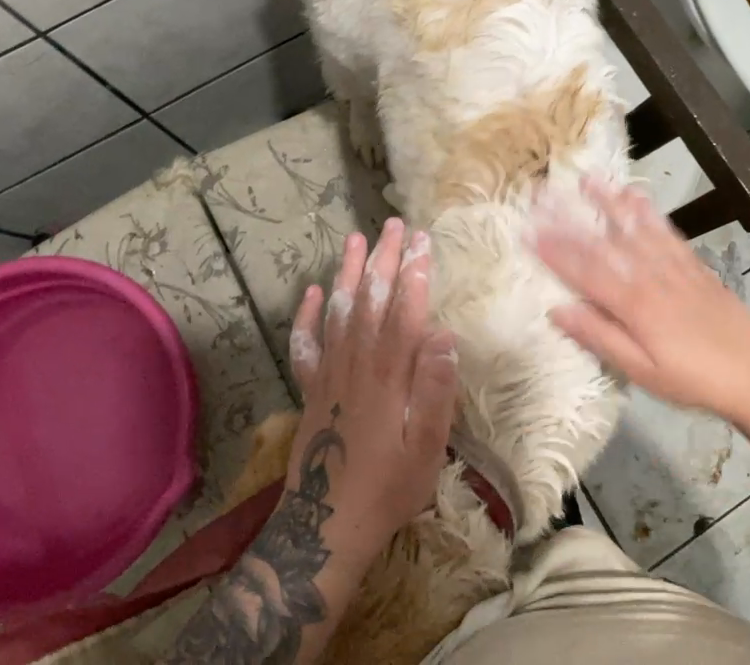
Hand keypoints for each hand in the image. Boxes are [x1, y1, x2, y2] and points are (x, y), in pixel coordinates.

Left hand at [284, 217, 459, 562]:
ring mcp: (329, 373)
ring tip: (356, 239)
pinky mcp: (311, 389)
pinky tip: (311, 291)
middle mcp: (357, 364)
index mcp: (390, 375)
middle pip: (371, 300)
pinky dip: (306, 314)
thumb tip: (444, 333)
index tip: (424, 240)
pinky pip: (305, 343)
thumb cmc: (389, 487)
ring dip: (347, 273)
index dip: (415, 273)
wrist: (326, 524)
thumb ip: (435, 389)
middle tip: (395, 225)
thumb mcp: (427, 447)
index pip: (405, 311)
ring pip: (338, 311)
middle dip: (384, 260)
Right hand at [530, 178, 749, 415]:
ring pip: (636, 229)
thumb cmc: (693, 380)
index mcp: (634, 305)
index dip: (554, 250)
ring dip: (609, 204)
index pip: (585, 271)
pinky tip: (636, 199)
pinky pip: (667, 233)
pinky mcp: (695, 267)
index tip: (527, 230)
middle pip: (605, 242)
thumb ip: (600, 337)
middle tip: (545, 195)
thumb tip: (557, 309)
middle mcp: (652, 277)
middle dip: (572, 218)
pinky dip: (649, 214)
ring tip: (588, 180)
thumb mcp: (642, 370)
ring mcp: (675, 268)